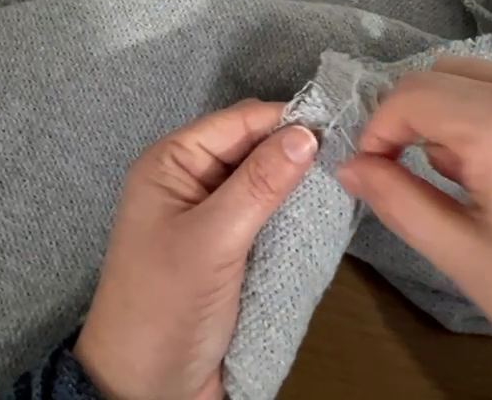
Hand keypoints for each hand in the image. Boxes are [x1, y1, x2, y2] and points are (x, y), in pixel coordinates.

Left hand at [75, 100, 318, 399]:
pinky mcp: (225, 247)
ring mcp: (208, 214)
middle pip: (250, 146)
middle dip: (293, 149)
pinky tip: (320, 212)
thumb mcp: (212, 240)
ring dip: (294, 182)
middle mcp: (190, 178)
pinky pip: (263, 215)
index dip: (284, 120)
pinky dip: (289, 212)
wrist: (143, 391)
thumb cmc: (164, 306)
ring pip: (261, 180)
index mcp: (172, 162)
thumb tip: (306, 133)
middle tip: (348, 153)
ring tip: (342, 179)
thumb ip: (259, 184)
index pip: (237, 122)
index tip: (338, 125)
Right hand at [335, 56, 491, 399]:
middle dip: (422, 115)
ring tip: (488, 180)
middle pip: (450, 73)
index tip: (377, 168)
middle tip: (431, 176)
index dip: (379, 127)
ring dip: (470, 113)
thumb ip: (398, 201)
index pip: (411, 93)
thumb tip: (349, 165)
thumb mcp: (470, 263)